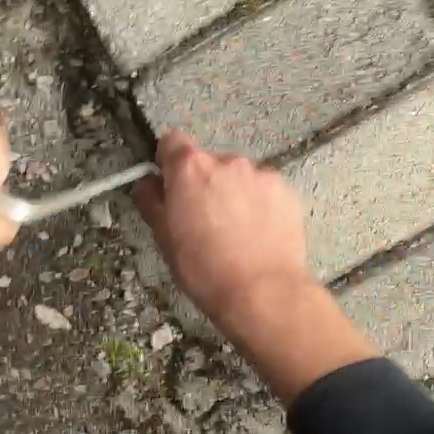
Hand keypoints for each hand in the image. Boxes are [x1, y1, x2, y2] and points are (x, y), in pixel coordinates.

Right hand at [135, 132, 311, 329]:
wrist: (262, 292)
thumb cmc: (204, 269)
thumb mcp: (164, 239)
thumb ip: (152, 202)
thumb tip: (148, 184)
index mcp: (190, 169)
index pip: (172, 142)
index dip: (167, 162)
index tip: (169, 184)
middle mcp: (227, 162)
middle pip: (207, 161)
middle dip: (202, 183)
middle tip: (200, 219)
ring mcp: (260, 174)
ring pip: (236, 176)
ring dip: (230, 193)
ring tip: (232, 231)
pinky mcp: (285, 190)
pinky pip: (262, 189)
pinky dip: (256, 204)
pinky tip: (254, 233)